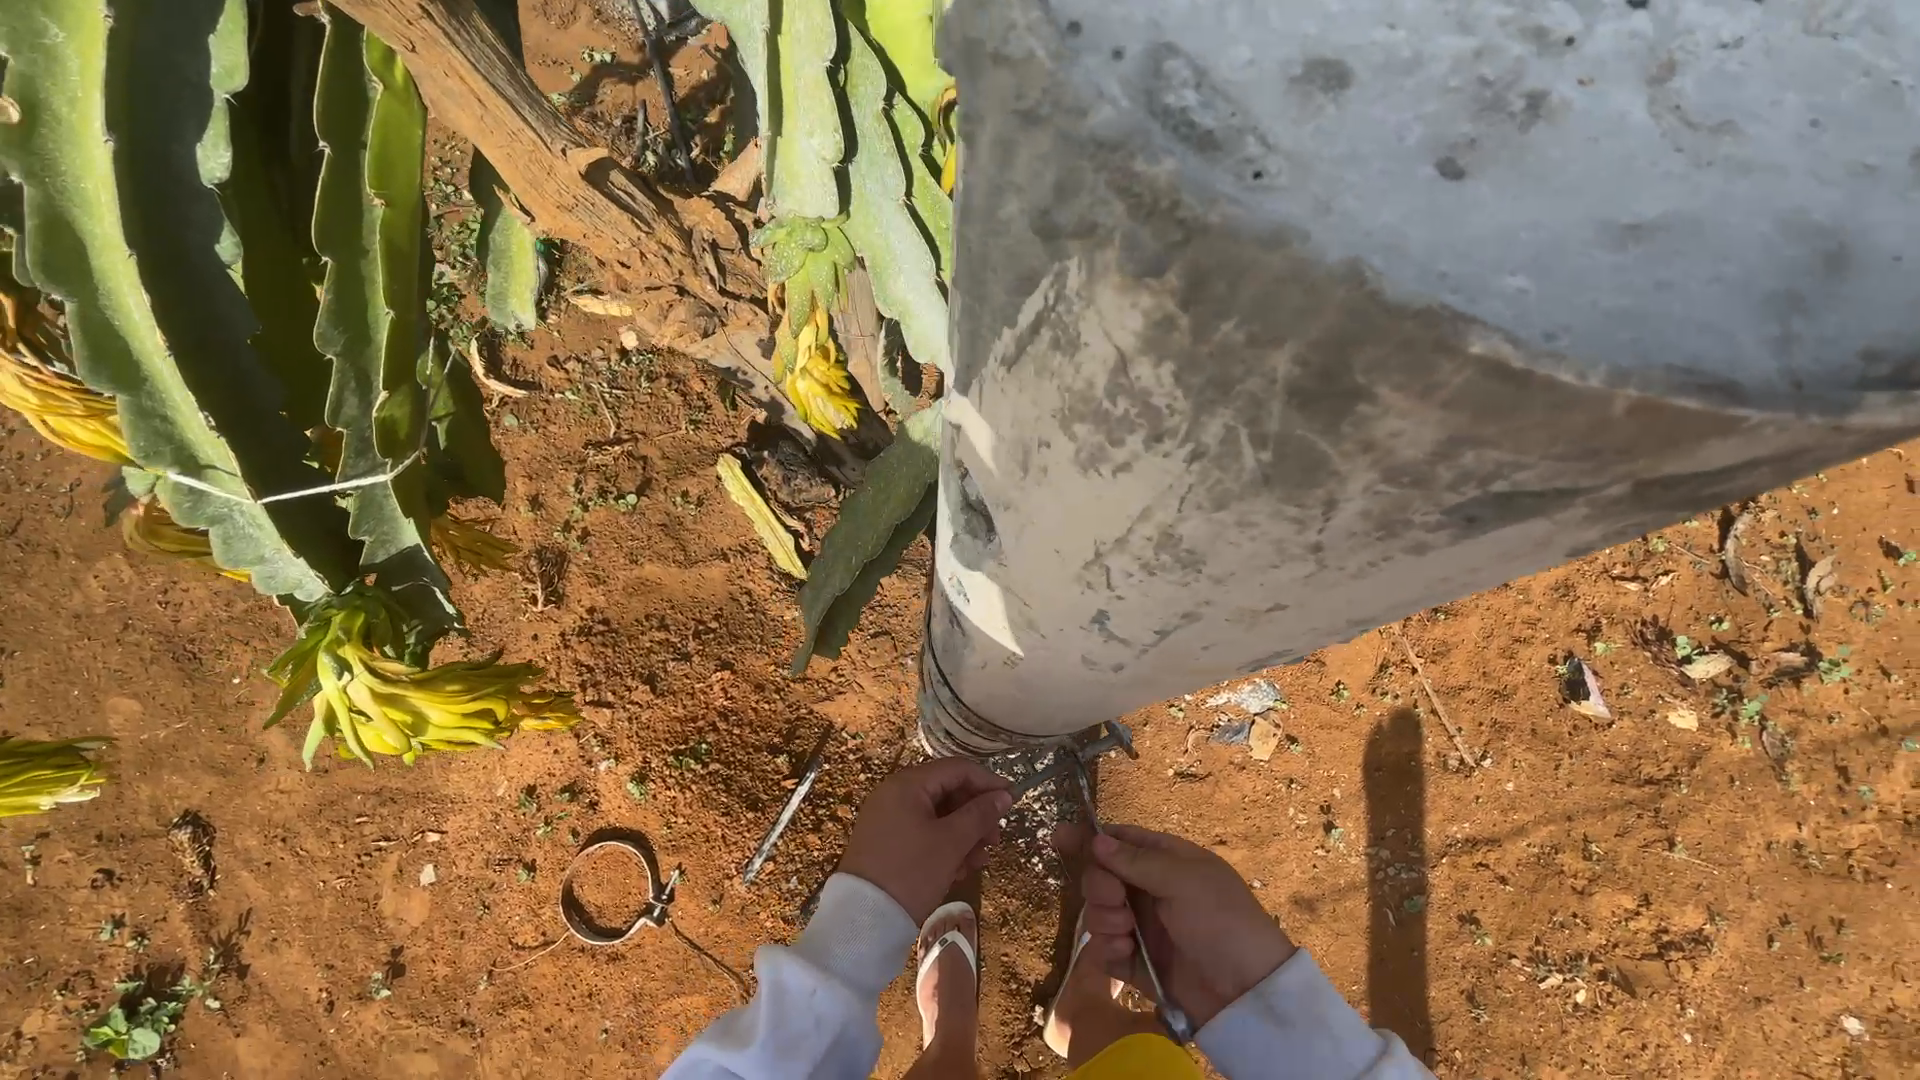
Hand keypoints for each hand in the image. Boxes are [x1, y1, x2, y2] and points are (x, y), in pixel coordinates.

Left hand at [837, 758, 1011, 923]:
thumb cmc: (911, 872)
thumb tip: (1004, 796)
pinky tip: (960, 870)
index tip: (1012, 801)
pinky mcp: (886, 843)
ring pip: (938, 816)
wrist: (863, 919)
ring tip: (980, 861)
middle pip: (947, 792)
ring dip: (964, 835)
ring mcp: (888, 819)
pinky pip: (923, 833)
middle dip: (976, 815)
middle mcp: (895, 794)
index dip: (988, 782)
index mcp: (907, 784)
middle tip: (996, 840)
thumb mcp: (951, 842)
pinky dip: (944, 846)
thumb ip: (980, 815)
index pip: (957, 769)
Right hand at [1053, 823, 1296, 1029]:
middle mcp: (1148, 890)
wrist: (1247, 994)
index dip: (1090, 838)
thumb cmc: (1223, 921)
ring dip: (1104, 919)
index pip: (1119, 840)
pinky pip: (1103, 949)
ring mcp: (1141, 927)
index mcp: (1165, 860)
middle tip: (1117, 899)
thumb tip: (1096, 841)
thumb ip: (1136, 860)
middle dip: (1100, 885)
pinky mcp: (1135, 963)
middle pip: (1100, 875)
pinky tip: (1125, 954)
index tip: (1059, 836)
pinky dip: (1108, 950)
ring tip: (1127, 933)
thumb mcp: (1184, 880)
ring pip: (1097, 911)